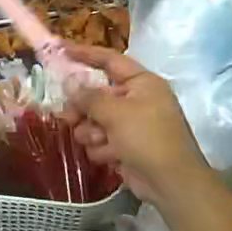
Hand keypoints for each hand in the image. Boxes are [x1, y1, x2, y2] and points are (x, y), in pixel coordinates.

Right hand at [63, 44, 217, 208]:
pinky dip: (102, 148)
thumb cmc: (147, 138)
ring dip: (92, 132)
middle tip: (68, 118)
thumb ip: (89, 96)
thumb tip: (70, 82)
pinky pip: (102, 141)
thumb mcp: (116, 112)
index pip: (110, 60)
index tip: (61, 49)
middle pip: (98, 95)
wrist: (170, 181)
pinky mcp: (126, 147)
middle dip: (83, 108)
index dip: (85, 54)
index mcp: (142, 83)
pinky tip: (110, 156)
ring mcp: (132, 125)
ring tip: (98, 141)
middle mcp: (137, 100)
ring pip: (95, 121)